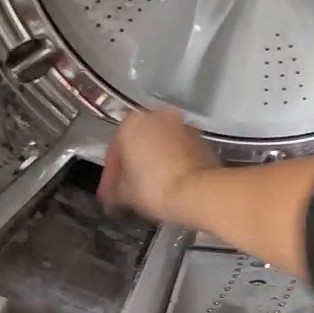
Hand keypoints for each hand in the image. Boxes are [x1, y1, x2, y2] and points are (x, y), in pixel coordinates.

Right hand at [98, 109, 222, 224]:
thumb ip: (113, 190)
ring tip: (151, 189)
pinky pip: (181, 153)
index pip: (114, 150)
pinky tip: (171, 185)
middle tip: (129, 191)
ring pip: (161, 146)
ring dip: (155, 163)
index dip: (110, 177)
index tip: (109, 195)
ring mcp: (184, 127)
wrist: (200, 192)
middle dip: (134, 166)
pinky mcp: (203, 142)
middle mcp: (158, 117)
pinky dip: (174, 165)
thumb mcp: (124, 194)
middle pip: (139, 143)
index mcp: (132, 123)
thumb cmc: (154, 187)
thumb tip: (112, 195)